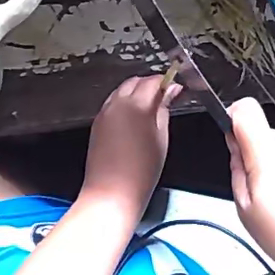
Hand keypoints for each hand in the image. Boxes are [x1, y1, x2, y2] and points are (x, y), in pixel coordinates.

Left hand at [80, 74, 180, 218]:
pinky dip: (125, 103)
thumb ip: (164, 108)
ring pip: (122, 91)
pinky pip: (113, 104)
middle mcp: (117, 104)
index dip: (167, 82)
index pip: (153, 81)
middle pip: (135, 82)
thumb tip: (171, 91)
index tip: (177, 90)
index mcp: (136, 105)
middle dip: (150, 85)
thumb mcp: (161, 137)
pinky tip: (135, 119)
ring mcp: (104, 113)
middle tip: (166, 98)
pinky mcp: (97, 124)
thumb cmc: (142, 170)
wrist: (111, 193)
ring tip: (151, 110)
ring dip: (136, 93)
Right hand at [225, 97, 274, 274]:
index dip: (232, 119)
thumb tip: (234, 149)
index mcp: (267, 153)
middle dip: (251, 156)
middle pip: (261, 133)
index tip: (231, 140)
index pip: (245, 109)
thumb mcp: (245, 209)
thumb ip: (237, 170)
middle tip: (253, 191)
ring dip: (270, 168)